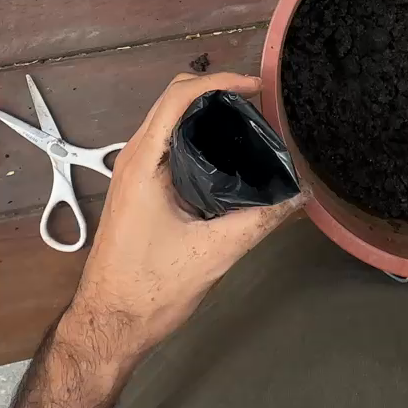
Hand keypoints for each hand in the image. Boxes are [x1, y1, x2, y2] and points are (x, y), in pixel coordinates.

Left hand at [68, 72, 303, 358]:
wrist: (107, 327)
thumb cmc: (150, 289)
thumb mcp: (213, 253)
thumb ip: (259, 220)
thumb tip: (300, 195)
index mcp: (144, 162)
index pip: (178, 96)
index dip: (219, 81)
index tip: (255, 87)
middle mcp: (134, 156)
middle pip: (172, 97)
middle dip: (216, 88)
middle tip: (258, 101)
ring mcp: (132, 170)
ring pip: (168, 117)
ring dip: (204, 107)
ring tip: (246, 119)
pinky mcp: (137, 185)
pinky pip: (167, 139)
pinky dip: (195, 129)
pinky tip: (224, 150)